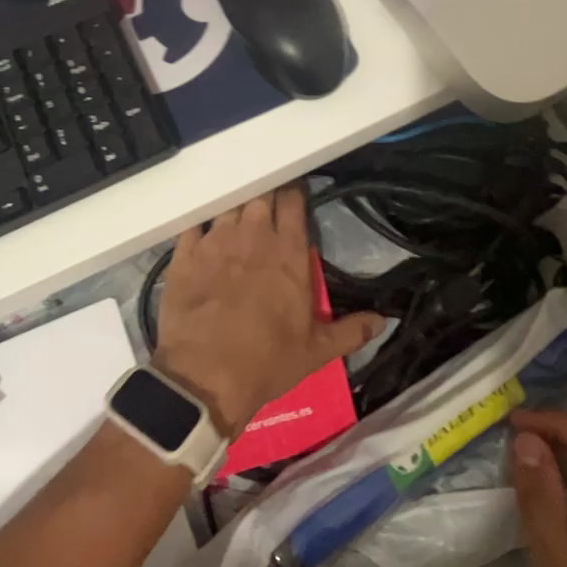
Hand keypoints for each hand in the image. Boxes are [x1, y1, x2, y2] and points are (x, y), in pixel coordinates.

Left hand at [151, 184, 384, 434]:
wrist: (204, 376)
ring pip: (228, 206)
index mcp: (288, 253)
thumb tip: (382, 320)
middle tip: (266, 199)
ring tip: (237, 212)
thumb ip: (350, 331)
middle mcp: (252, 236)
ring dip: (235, 206)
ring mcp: (215, 242)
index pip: (293, 203)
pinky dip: (200, 224)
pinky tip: (202, 230)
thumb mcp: (316, 351)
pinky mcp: (184, 255)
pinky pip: (192, 225)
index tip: (294, 189)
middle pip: (260, 196)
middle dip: (265, 193)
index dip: (294, 191)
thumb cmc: (267, 361)